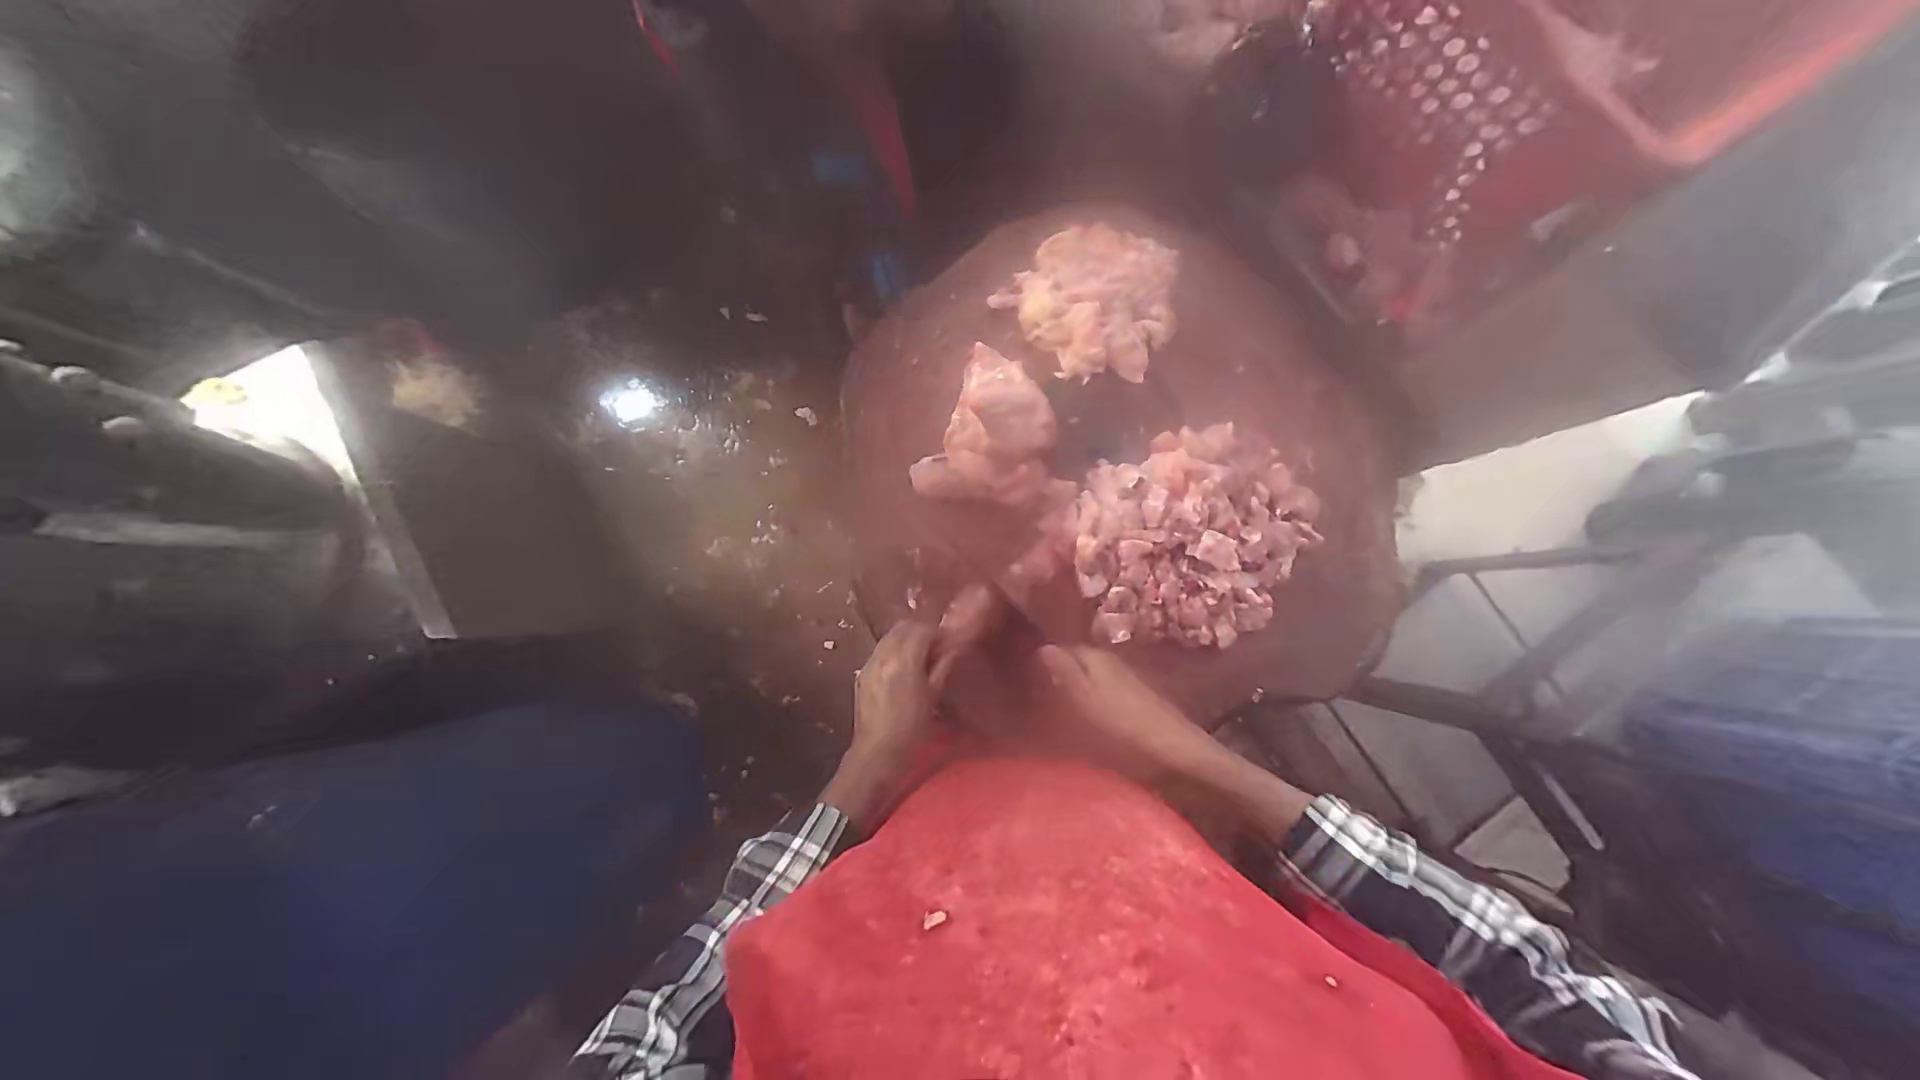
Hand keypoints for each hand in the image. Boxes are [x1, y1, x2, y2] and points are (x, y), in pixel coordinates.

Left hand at [851, 620, 940, 767]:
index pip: (922, 629)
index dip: (937, 631)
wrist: (878, 752)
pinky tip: (902, 664)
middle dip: (921, 629)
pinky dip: (893, 648)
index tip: (947, 639)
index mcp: (904, 659)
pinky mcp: (862, 673)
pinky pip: (880, 650)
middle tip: (935, 643)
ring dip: (906, 637)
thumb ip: (943, 665)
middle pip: (903, 627)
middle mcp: (884, 655)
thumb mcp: (934, 695)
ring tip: (920, 653)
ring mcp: (870, 663)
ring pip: (889, 636)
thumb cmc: (912, 727)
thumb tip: (953, 647)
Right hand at [1035, 644, 1312, 840]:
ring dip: (1068, 694)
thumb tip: (1040, 646)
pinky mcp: (1135, 707)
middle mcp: (1110, 663)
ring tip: (1046, 717)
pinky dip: (1086, 709)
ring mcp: (1125, 684)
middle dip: (1051, 676)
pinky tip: (1077, 729)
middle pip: (1071, 663)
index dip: (1036, 660)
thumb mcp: (1086, 706)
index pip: (1056, 647)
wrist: (1184, 765)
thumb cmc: (1128, 735)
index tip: (1015, 678)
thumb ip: (1063, 674)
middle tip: (1025, 701)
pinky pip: (1100, 699)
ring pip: (1085, 681)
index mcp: (1095, 657)